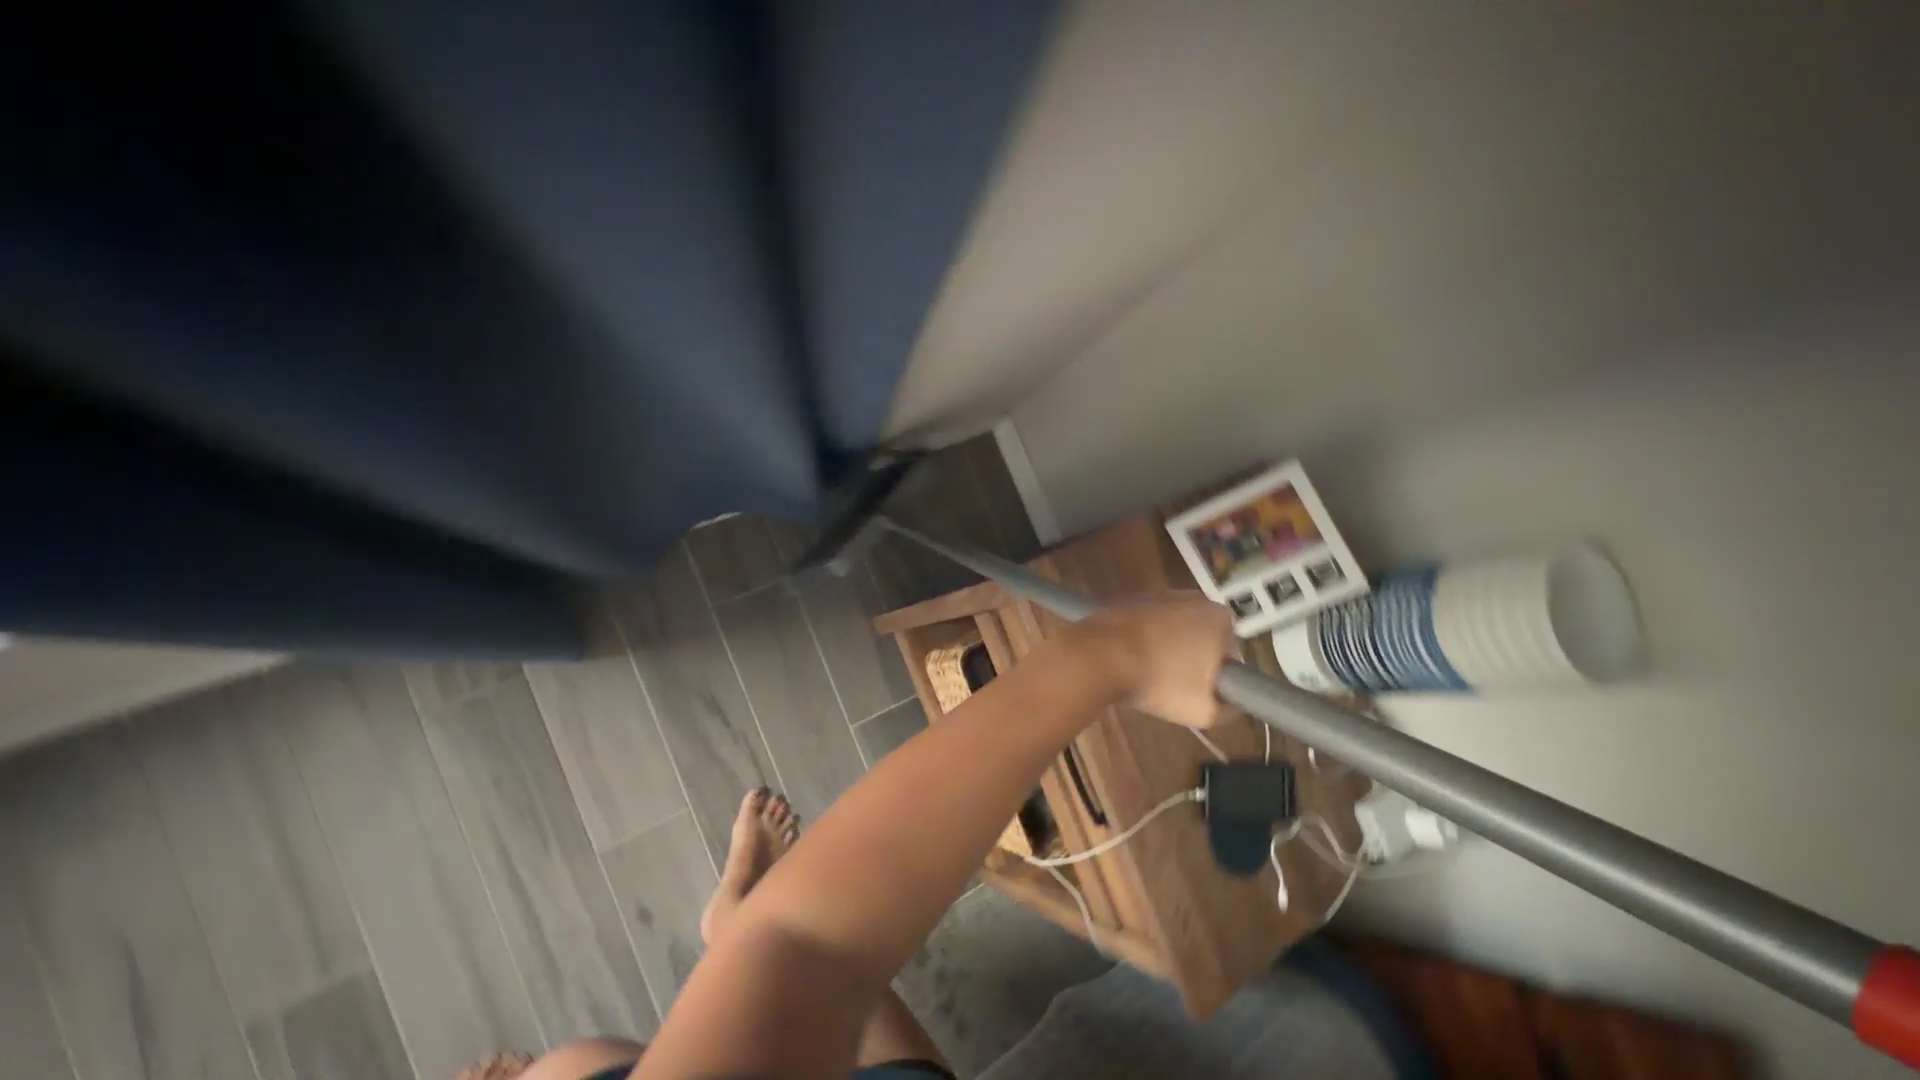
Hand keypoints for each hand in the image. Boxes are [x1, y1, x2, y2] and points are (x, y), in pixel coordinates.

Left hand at [1078, 594, 1236, 729]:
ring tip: (1149, 677)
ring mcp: (1157, 595)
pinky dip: (1141, 643)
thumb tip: (1230, 705)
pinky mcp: (1128, 601)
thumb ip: (1228, 709)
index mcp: (1219, 617)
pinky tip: (1131, 663)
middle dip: (1191, 662)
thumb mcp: (1204, 712)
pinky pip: (1145, 628)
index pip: (1229, 653)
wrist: (1100, 656)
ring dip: (1165, 652)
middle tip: (1174, 688)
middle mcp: (1193, 597)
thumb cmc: (1161, 681)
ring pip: (1171, 633)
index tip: (1200, 694)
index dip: (1218, 678)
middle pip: (1200, 640)